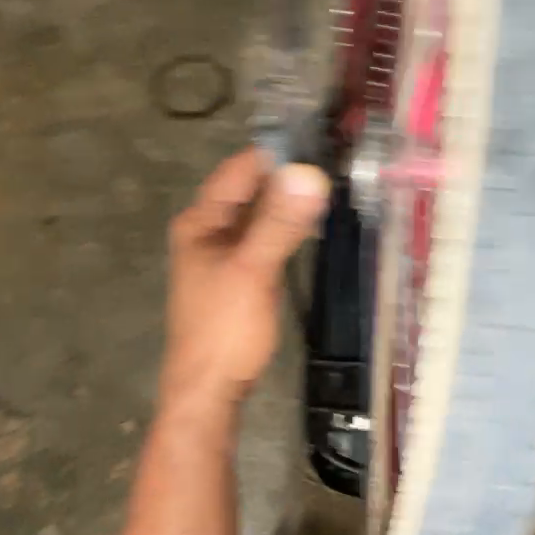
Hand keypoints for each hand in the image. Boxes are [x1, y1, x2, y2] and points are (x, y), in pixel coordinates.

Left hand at [162, 150, 329, 403]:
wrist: (207, 391)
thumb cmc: (224, 330)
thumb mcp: (253, 271)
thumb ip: (279, 223)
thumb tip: (309, 173)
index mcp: (200, 223)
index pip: (239, 171)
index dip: (275, 155)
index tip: (321, 143)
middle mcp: (206, 233)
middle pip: (248, 192)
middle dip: (285, 178)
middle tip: (335, 163)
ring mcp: (221, 257)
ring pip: (257, 218)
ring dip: (286, 205)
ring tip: (329, 189)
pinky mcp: (237, 279)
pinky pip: (262, 242)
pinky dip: (283, 231)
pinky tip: (308, 228)